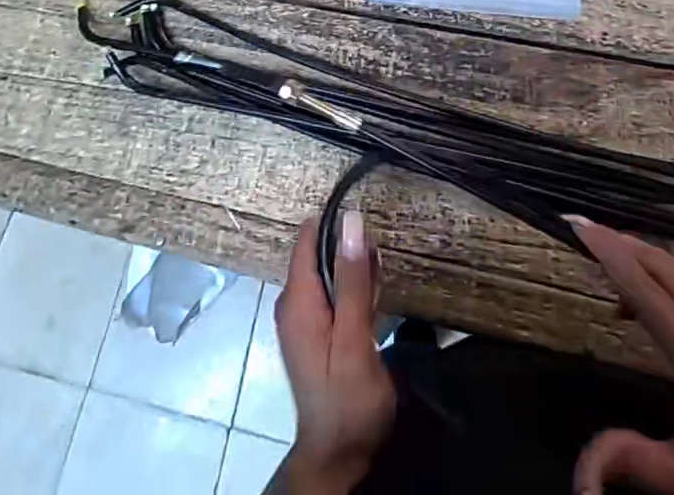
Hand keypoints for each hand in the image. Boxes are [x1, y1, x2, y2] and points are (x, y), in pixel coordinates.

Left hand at [273, 212, 395, 494]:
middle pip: (323, 254)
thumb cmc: (348, 397)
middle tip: (378, 277)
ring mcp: (306, 317)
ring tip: (378, 296)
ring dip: (359, 274)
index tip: (365, 219)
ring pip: (334, 272)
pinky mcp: (319, 329)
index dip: (334, 222)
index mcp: (298, 300)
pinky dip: (358, 291)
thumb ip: (352, 278)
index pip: (307, 239)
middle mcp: (295, 303)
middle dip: (353, 254)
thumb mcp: (354, 336)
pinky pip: (337, 292)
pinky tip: (374, 305)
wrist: (340, 453)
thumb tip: (351, 221)